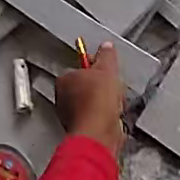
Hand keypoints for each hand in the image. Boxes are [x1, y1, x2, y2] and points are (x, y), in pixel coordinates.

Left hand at [57, 42, 126, 157]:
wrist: (99, 132)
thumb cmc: (96, 101)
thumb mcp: (107, 68)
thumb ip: (106, 55)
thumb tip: (107, 47)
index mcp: (65, 79)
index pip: (80, 66)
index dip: (96, 65)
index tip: (106, 65)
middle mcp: (64, 97)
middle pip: (88, 84)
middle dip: (104, 84)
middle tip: (112, 85)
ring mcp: (72, 115)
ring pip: (95, 101)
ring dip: (108, 100)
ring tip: (115, 102)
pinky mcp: (83, 128)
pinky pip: (99, 116)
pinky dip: (108, 115)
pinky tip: (114, 114)